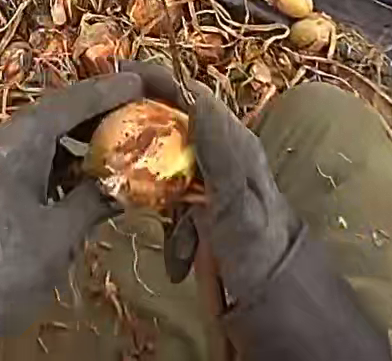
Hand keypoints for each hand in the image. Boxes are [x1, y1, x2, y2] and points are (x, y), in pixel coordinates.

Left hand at [0, 72, 143, 357]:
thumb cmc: (0, 267)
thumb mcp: (57, 237)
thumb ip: (94, 202)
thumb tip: (128, 183)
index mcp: (23, 139)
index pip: (73, 101)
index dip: (109, 91)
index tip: (142, 82)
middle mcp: (12, 138)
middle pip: (63, 109)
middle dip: (101, 107)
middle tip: (140, 107)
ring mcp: (4, 158)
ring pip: (53, 130)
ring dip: (86, 131)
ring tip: (124, 135)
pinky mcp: (2, 180)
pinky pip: (43, 152)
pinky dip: (71, 154)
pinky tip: (92, 171)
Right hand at [129, 64, 295, 302]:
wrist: (289, 317)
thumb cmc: (261, 254)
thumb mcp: (236, 201)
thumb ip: (216, 147)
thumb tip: (192, 91)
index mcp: (232, 140)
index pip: (188, 92)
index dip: (154, 77)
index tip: (115, 72)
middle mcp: (222, 154)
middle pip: (171, 124)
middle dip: (140, 130)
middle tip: (102, 135)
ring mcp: (214, 187)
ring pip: (167, 167)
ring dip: (152, 193)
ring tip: (137, 210)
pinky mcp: (208, 217)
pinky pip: (175, 209)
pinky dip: (170, 233)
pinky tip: (176, 262)